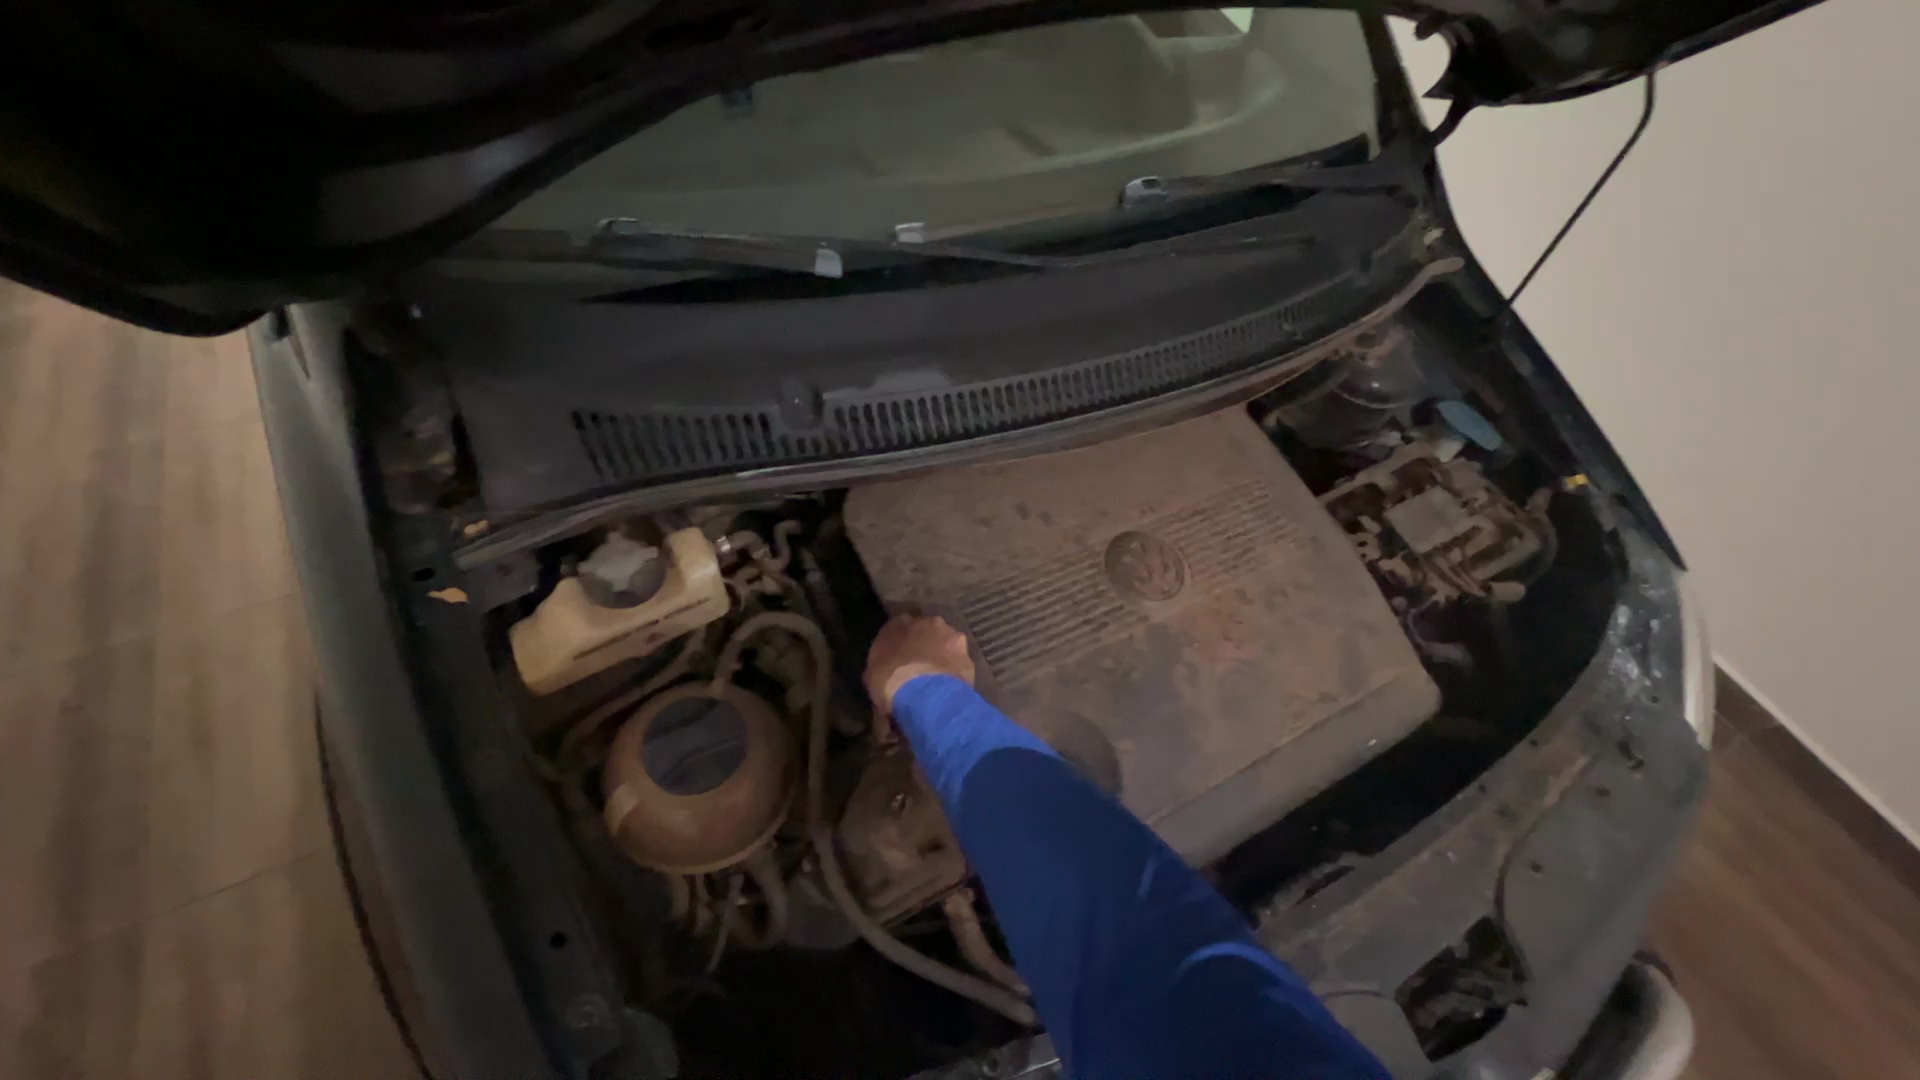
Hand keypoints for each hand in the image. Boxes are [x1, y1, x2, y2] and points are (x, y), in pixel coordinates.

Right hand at [864, 614, 975, 711]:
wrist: (923, 693)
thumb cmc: (889, 682)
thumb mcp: (873, 673)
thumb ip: (881, 661)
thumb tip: (886, 666)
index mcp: (899, 622)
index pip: (899, 627)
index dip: (901, 643)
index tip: (900, 657)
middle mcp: (927, 621)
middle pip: (926, 630)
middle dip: (925, 644)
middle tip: (920, 664)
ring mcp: (950, 635)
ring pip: (946, 642)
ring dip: (943, 653)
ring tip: (937, 675)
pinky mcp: (967, 653)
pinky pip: (959, 660)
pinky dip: (955, 669)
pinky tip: (950, 683)